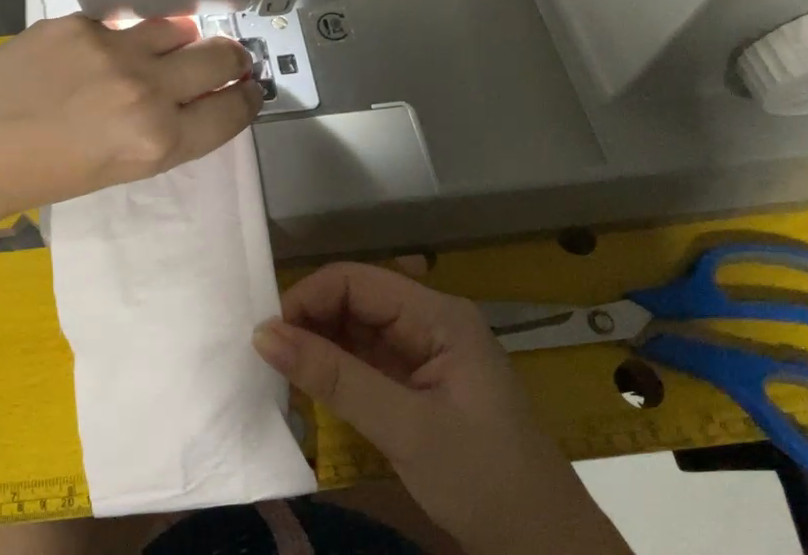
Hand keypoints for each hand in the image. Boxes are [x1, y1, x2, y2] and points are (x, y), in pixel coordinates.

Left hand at [0, 15, 262, 226]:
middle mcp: (144, 90)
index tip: (250, 90)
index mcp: (158, 141)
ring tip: (174, 44)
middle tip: (229, 60)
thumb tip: (188, 98)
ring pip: (175, 27)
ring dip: (183, 38)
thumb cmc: (44, 178)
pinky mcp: (75, 23)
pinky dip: (120, 37)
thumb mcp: (120, 170)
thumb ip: (162, 134)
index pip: (230, 111)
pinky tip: (100, 53)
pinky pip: (118, 24)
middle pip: (218, 60)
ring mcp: (109, 49)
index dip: (246, 100)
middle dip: (232, 61)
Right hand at [254, 263, 631, 554]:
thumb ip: (334, 377)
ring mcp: (425, 354)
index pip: (356, 281)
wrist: (544, 548)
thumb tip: (262, 334)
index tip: (268, 338)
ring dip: (317, 347)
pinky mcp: (417, 385)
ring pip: (355, 330)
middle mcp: (430, 323)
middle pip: (353, 300)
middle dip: (309, 322)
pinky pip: (364, 361)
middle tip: (269, 360)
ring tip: (281, 376)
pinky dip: (333, 372)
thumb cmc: (483, 480)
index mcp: (439, 316)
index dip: (307, 298)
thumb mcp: (405, 428)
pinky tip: (310, 390)